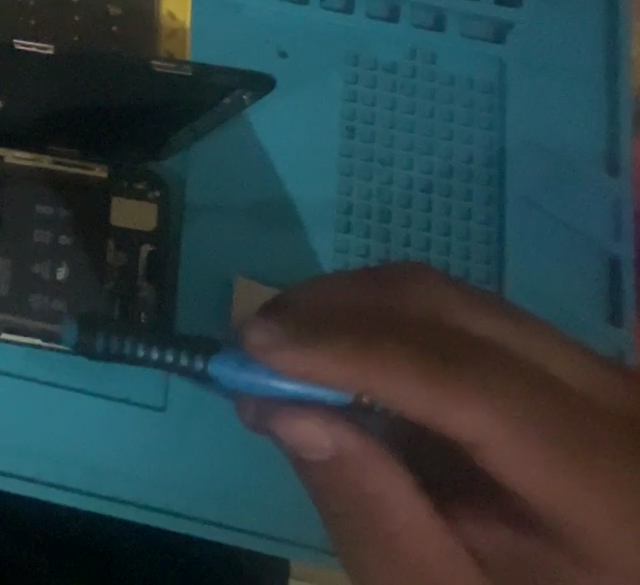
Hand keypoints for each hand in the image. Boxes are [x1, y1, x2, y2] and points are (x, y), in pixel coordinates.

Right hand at [237, 263, 639, 583]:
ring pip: (440, 296)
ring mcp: (596, 372)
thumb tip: (280, 410)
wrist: (595, 583)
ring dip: (340, 308)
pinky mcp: (562, 359)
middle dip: (327, 311)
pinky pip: (450, 309)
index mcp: (616, 484)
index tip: (250, 346)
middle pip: (444, 311)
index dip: (349, 350)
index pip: (467, 380)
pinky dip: (370, 318)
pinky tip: (329, 354)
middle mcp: (620, 403)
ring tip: (279, 349)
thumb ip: (371, 513)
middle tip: (249, 342)